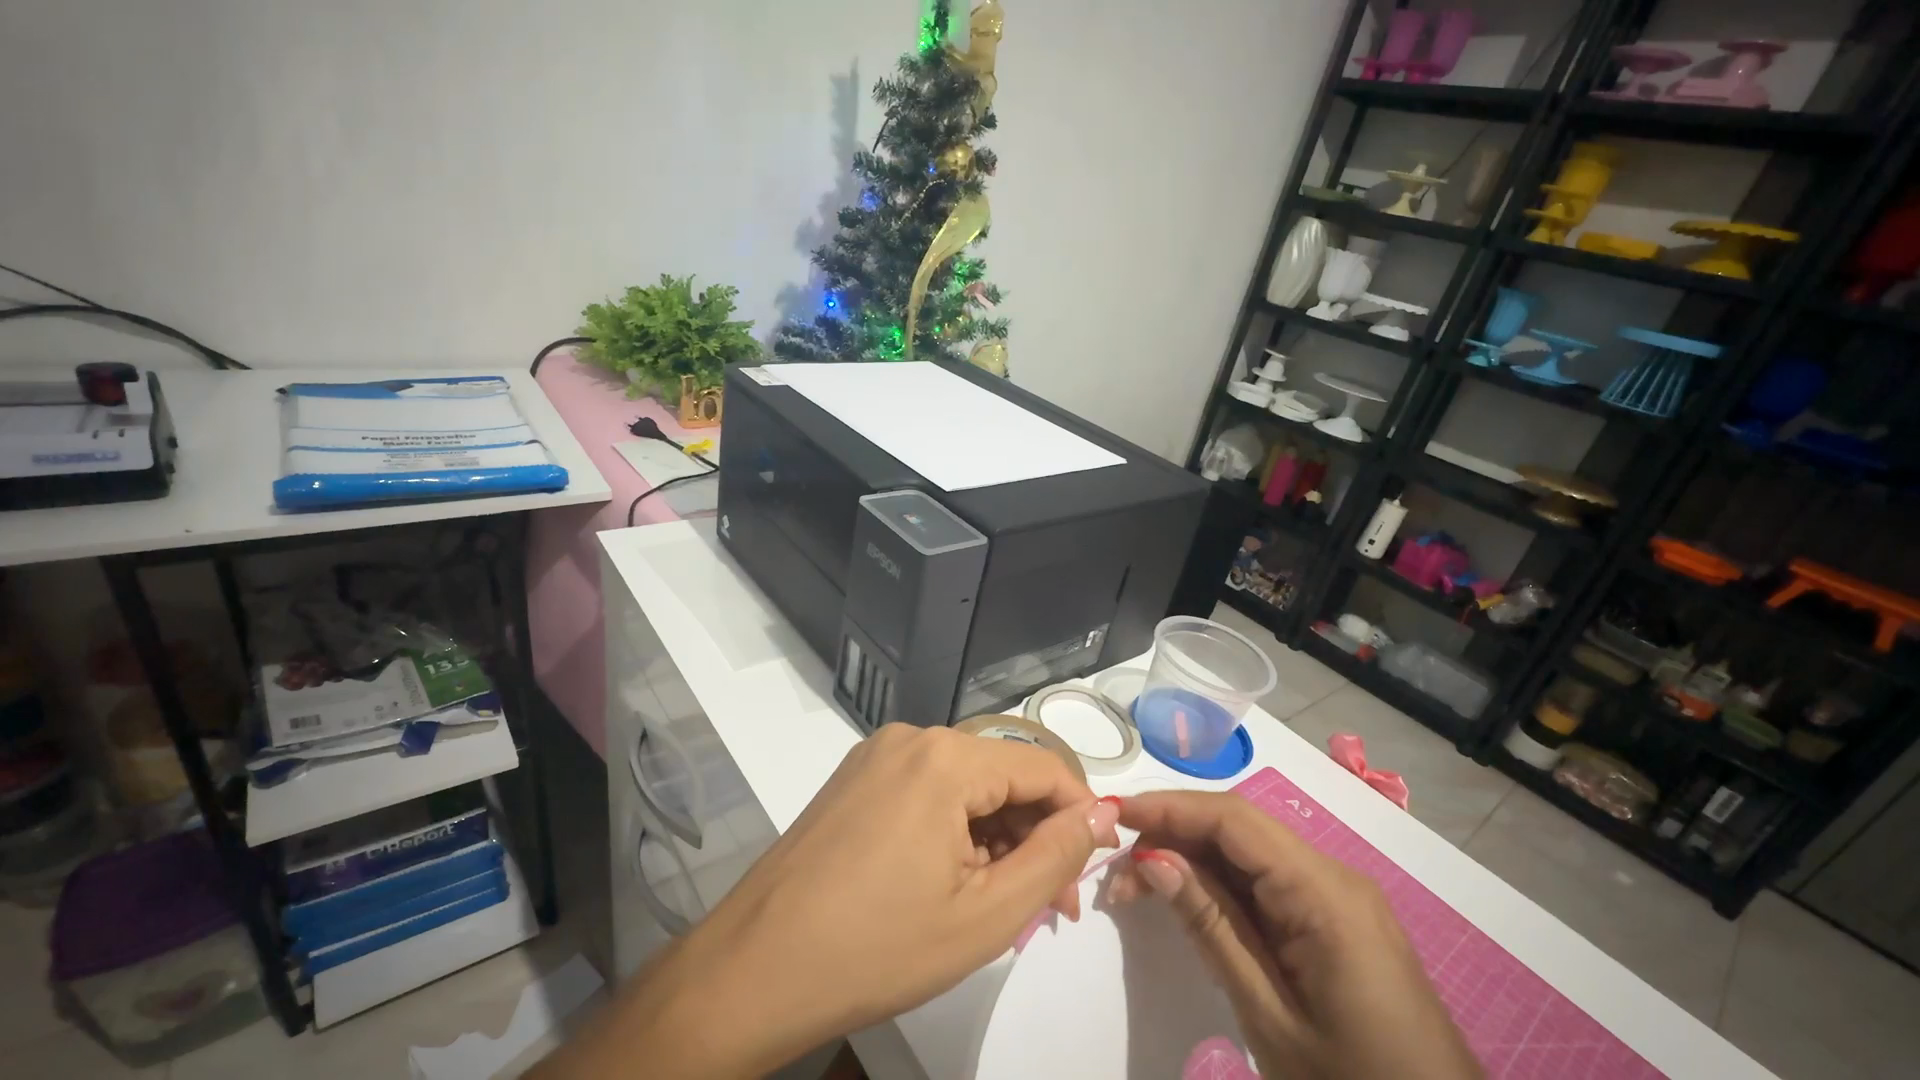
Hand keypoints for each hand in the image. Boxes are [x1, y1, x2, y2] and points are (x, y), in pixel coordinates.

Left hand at [535, 724, 1120, 1079]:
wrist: (754, 971)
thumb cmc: (877, 949)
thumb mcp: (987, 914)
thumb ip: (1056, 855)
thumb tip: (1100, 812)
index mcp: (945, 758)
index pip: (1044, 766)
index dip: (1079, 817)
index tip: (1087, 877)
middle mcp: (910, 739)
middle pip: (1002, 774)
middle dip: (1034, 836)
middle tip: (1047, 910)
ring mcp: (874, 757)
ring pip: (965, 786)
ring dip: (995, 838)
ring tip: (999, 905)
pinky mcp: (852, 781)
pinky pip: (926, 792)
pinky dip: (953, 831)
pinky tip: (951, 883)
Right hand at [1106, 791, 1481, 1079]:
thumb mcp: (1267, 1011)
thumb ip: (1210, 926)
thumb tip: (1154, 857)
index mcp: (1323, 893)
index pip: (1234, 820)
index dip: (1171, 808)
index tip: (1113, 815)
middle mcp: (1335, 876)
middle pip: (1241, 830)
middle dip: (1174, 835)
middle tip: (1117, 872)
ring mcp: (1340, 896)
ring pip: (1252, 853)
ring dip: (1194, 860)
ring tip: (1139, 889)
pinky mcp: (1337, 918)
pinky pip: (1270, 881)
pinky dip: (1223, 885)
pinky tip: (1190, 902)